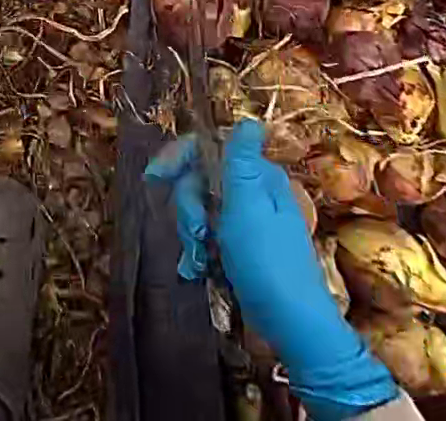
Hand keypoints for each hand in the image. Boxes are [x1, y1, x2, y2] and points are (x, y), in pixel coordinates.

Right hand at [145, 120, 397, 420]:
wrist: (293, 326)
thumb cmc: (268, 261)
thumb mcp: (249, 206)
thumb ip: (241, 161)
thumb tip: (250, 119)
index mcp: (257, 175)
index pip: (209, 148)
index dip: (178, 158)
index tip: (152, 178)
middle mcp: (252, 190)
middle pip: (200, 179)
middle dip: (188, 205)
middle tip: (197, 233)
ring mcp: (246, 219)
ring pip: (200, 208)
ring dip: (192, 232)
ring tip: (201, 258)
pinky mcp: (239, 245)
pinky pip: (207, 234)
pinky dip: (199, 249)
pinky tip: (198, 268)